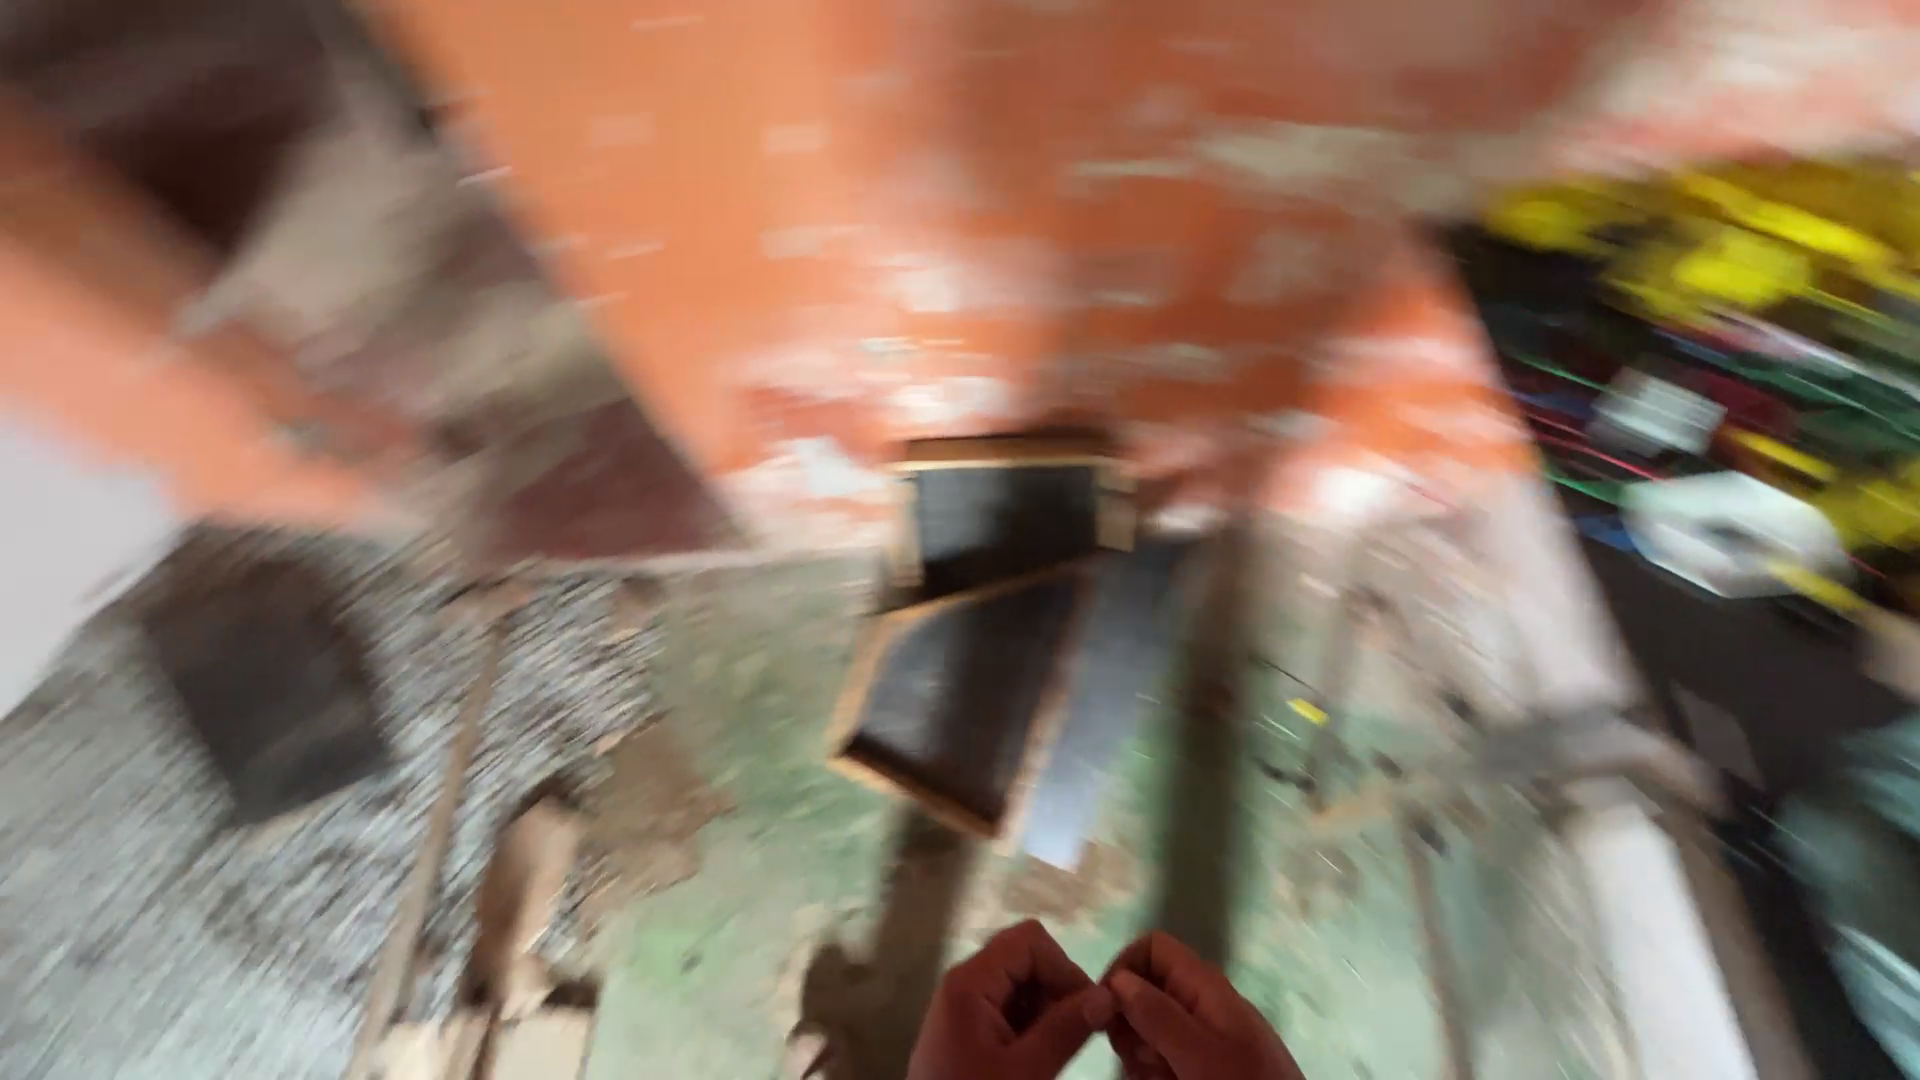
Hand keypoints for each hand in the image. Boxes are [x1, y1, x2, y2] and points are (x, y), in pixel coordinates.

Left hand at [906, 920, 1115, 1079]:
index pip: (1029, 940)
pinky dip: (1030, 1019)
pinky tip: (1037, 1053)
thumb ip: (1064, 1029)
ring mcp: (964, 1002)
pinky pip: (1007, 1003)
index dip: (1063, 967)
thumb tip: (1106, 993)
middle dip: (1056, 986)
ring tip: (1057, 1048)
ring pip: (1018, 980)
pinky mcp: (967, 1025)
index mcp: (971, 980)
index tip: (1088, 1009)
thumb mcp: (1024, 1073)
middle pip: (1023, 955)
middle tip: (1075, 1032)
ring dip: (1046, 1006)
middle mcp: (964, 979)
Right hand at [1100, 932, 1303, 1079]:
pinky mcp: (1206, 1069)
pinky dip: (1158, 1075)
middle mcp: (1203, 1005)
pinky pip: (1167, 1059)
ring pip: (1151, 1031)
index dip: (1124, 968)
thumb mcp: (1200, 1057)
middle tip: (1139, 1061)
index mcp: (1206, 987)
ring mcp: (1206, 1040)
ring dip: (1142, 1058)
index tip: (1107, 1011)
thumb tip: (1118, 980)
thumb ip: (1158, 1015)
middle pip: (1146, 990)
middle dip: (1131, 1025)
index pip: (1153, 947)